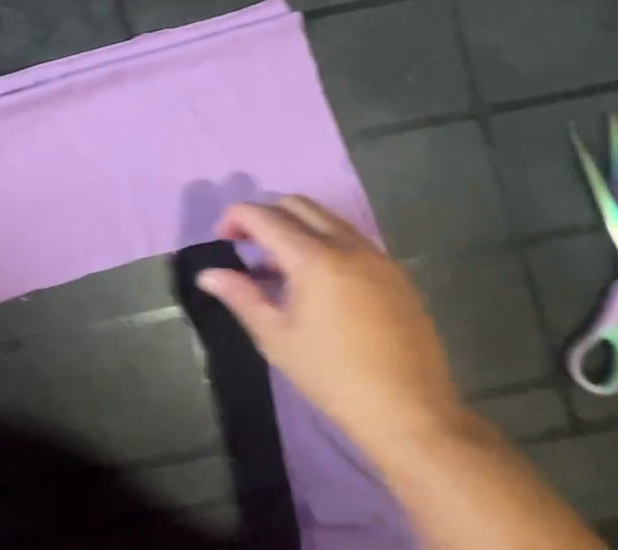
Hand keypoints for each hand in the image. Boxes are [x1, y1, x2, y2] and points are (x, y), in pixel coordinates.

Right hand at [196, 197, 466, 452]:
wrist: (410, 412)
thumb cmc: (333, 376)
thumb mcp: (276, 338)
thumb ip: (240, 296)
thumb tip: (207, 274)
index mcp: (313, 257)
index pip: (263, 215)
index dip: (234, 218)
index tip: (221, 240)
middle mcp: (347, 245)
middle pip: (297, 205)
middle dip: (266, 215)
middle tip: (247, 246)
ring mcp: (377, 256)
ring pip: (328, 219)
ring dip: (296, 227)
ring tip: (280, 266)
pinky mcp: (396, 274)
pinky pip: (352, 240)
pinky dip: (325, 243)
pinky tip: (317, 282)